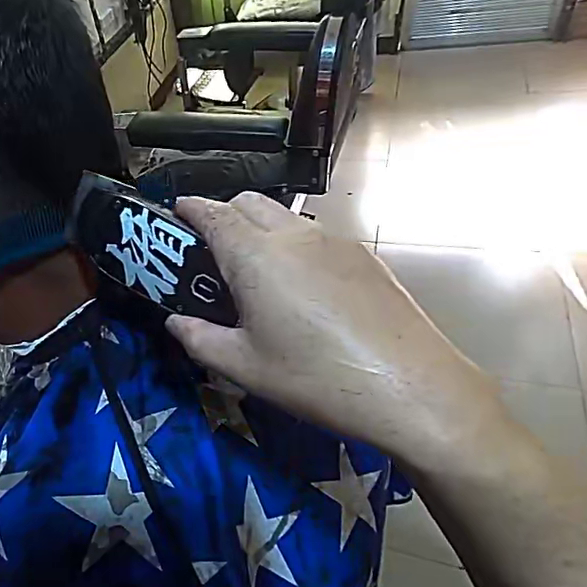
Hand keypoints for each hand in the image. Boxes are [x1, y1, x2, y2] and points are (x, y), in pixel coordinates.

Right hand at [164, 194, 506, 467]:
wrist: (409, 384)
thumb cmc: (316, 377)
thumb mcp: (246, 368)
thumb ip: (201, 340)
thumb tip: (177, 323)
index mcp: (256, 255)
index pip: (214, 212)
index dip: (190, 210)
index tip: (178, 217)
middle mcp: (295, 235)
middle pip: (250, 202)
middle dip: (225, 215)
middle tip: (215, 255)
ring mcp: (336, 241)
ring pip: (287, 218)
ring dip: (264, 231)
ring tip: (262, 277)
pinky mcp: (365, 257)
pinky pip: (319, 238)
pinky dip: (298, 248)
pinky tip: (306, 292)